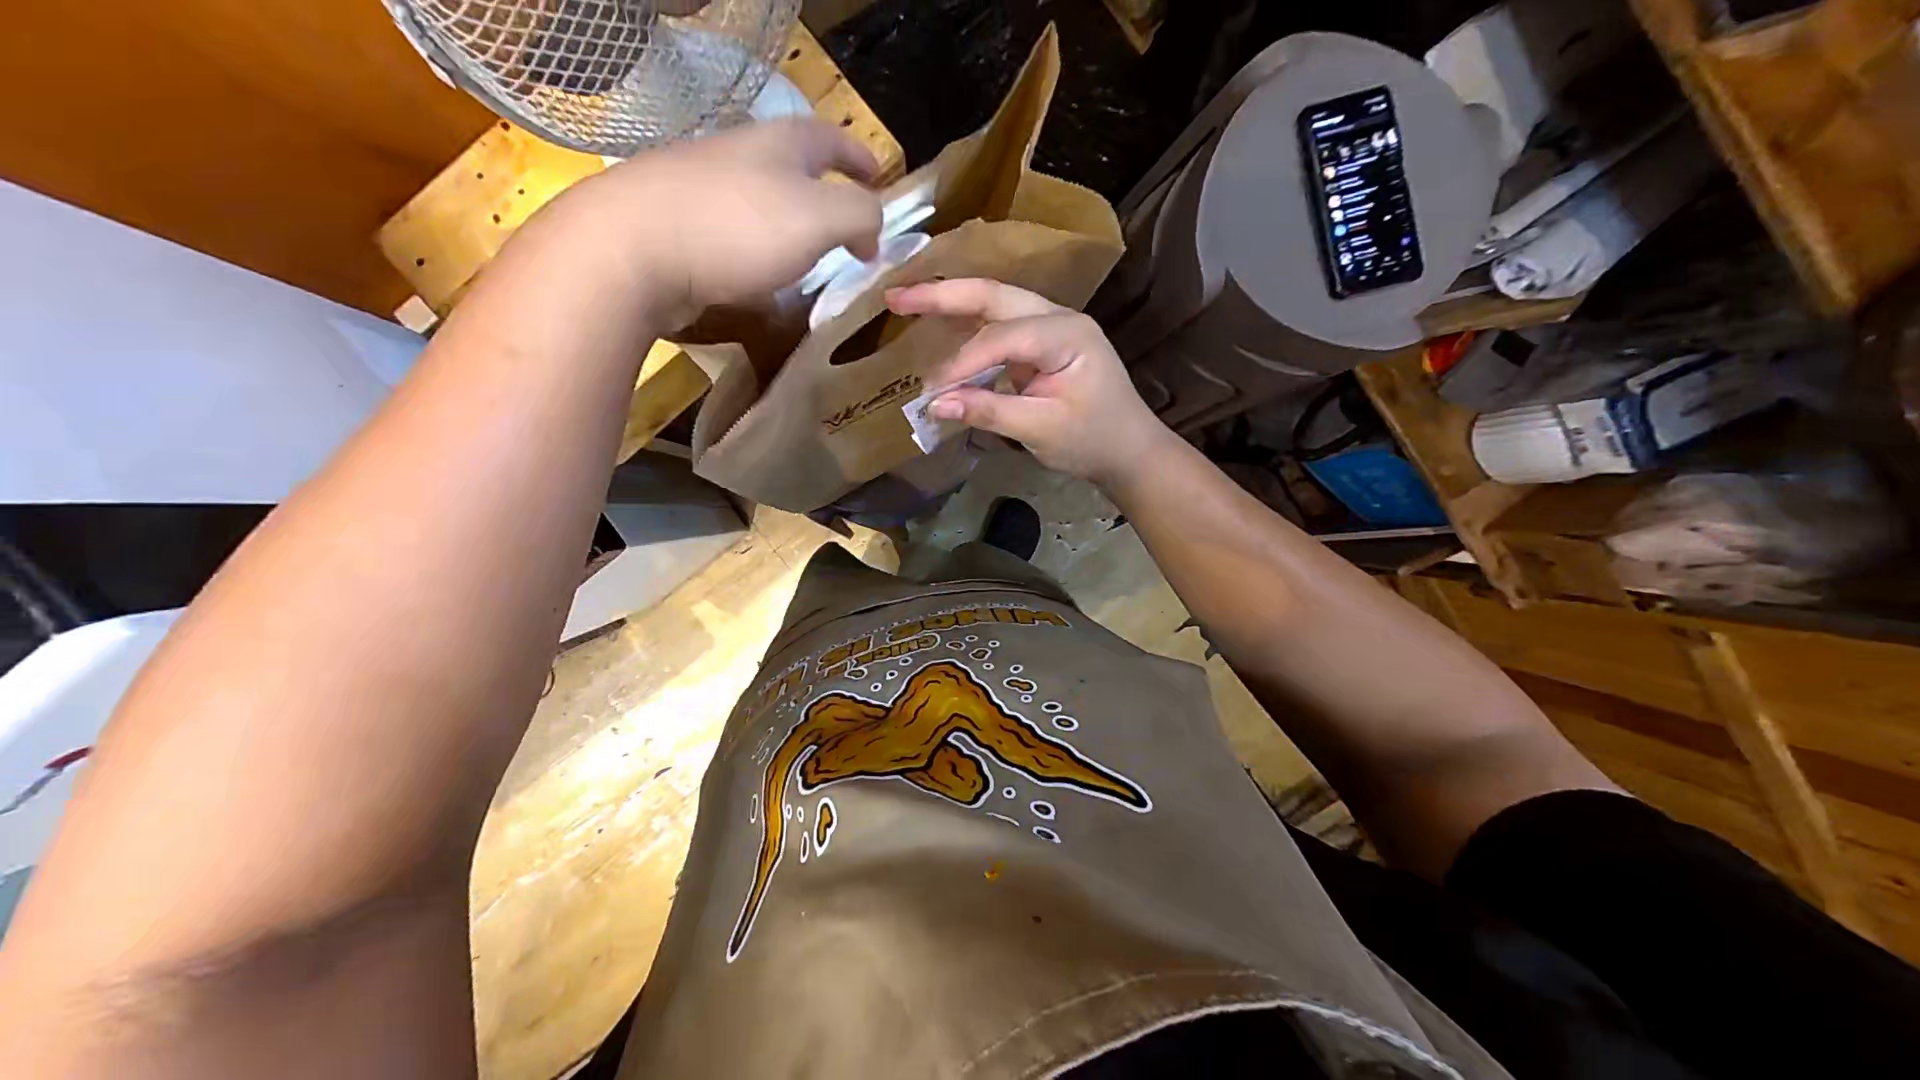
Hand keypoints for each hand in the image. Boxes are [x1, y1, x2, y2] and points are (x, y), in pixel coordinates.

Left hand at [538, 119, 883, 328]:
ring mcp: (701, 193)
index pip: (830, 139)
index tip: (880, 179)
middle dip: (823, 197)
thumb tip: (872, 230)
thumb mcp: (821, 218)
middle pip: (792, 170)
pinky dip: (754, 260)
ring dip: (787, 233)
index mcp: (777, 145)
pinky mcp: (676, 231)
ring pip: (760, 208)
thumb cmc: (738, 227)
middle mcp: (738, 158)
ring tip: (807, 265)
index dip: (859, 158)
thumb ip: (861, 217)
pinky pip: (730, 242)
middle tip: (847, 232)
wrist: (630, 251)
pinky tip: (757, 289)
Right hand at [886, 279, 1176, 487]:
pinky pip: (998, 326)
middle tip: (894, 297)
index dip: (961, 362)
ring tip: (905, 303)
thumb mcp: (1041, 429)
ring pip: (993, 302)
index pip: (1001, 337)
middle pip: (992, 296)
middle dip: (942, 296)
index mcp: (1066, 334)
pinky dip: (966, 328)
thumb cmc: (1093, 440)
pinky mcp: (1041, 343)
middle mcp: (1058, 317)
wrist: (1129, 449)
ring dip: (950, 303)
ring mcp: (1050, 326)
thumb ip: (989, 412)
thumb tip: (934, 404)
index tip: (931, 392)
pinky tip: (939, 330)